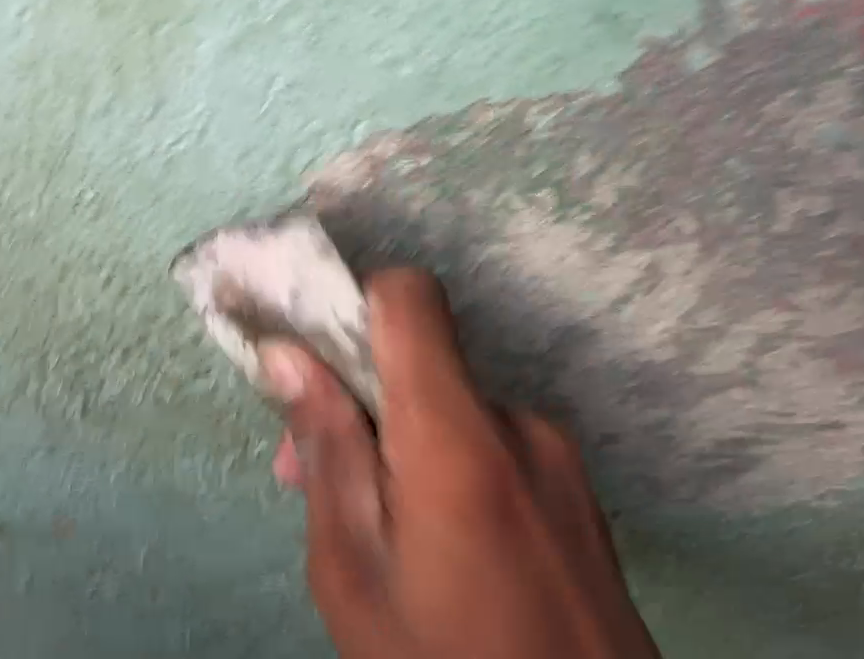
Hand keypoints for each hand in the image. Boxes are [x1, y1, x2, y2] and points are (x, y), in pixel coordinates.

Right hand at [258, 267, 660, 658]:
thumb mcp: (353, 567)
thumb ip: (325, 448)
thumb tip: (286, 353)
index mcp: (456, 436)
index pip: (407, 297)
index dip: (350, 302)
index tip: (307, 349)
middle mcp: (518, 427)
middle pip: (415, 360)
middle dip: (351, 395)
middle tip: (307, 473)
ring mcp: (558, 461)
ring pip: (445, 406)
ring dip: (391, 436)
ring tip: (367, 520)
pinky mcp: (577, 495)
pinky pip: (486, 442)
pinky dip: (438, 462)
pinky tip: (426, 537)